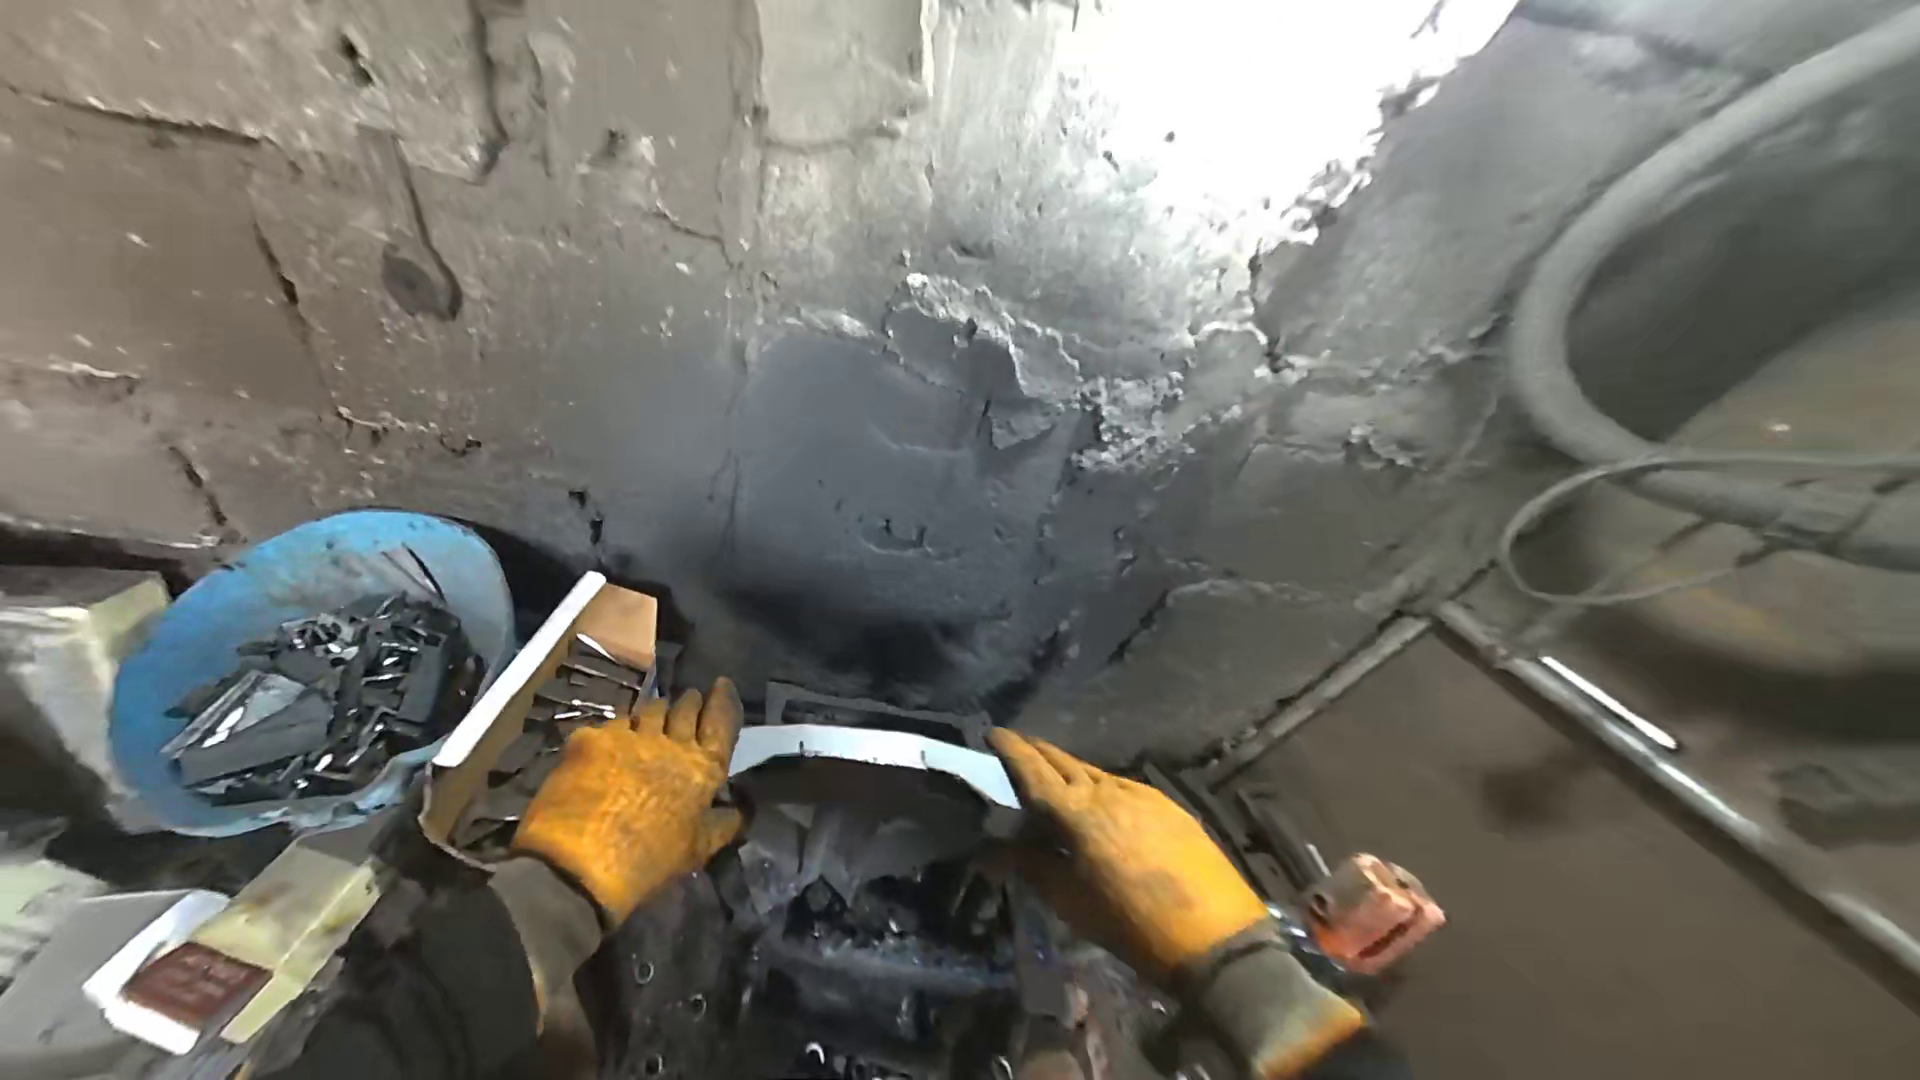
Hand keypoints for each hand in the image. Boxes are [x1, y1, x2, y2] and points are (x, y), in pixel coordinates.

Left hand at [512, 678, 744, 922]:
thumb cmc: (648, 864)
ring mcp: (631, 736)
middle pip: (686, 708)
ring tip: (649, 720)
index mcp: (704, 767)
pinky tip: (607, 744)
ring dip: (654, 713)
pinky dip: (614, 732)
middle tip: (687, 702)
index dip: (724, 699)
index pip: (723, 720)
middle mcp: (673, 742)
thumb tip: (742, 808)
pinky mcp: (591, 739)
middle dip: (688, 702)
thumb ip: (725, 823)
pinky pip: (610, 724)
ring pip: (649, 709)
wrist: (575, 872)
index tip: (722, 683)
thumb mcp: (699, 849)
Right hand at [990, 729, 1270, 977]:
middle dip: (1036, 750)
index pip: (1033, 770)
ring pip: (1092, 772)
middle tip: (1017, 748)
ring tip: (1056, 779)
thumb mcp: (1071, 902)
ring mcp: (1139, 792)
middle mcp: (1105, 790)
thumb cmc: (1131, 924)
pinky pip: (1120, 786)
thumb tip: (992, 851)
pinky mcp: (1164, 802)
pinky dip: (1100, 787)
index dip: (1011, 749)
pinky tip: (1102, 805)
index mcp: (1077, 812)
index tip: (993, 733)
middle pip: (1062, 760)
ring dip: (1068, 771)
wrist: (1216, 935)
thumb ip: (1031, 866)